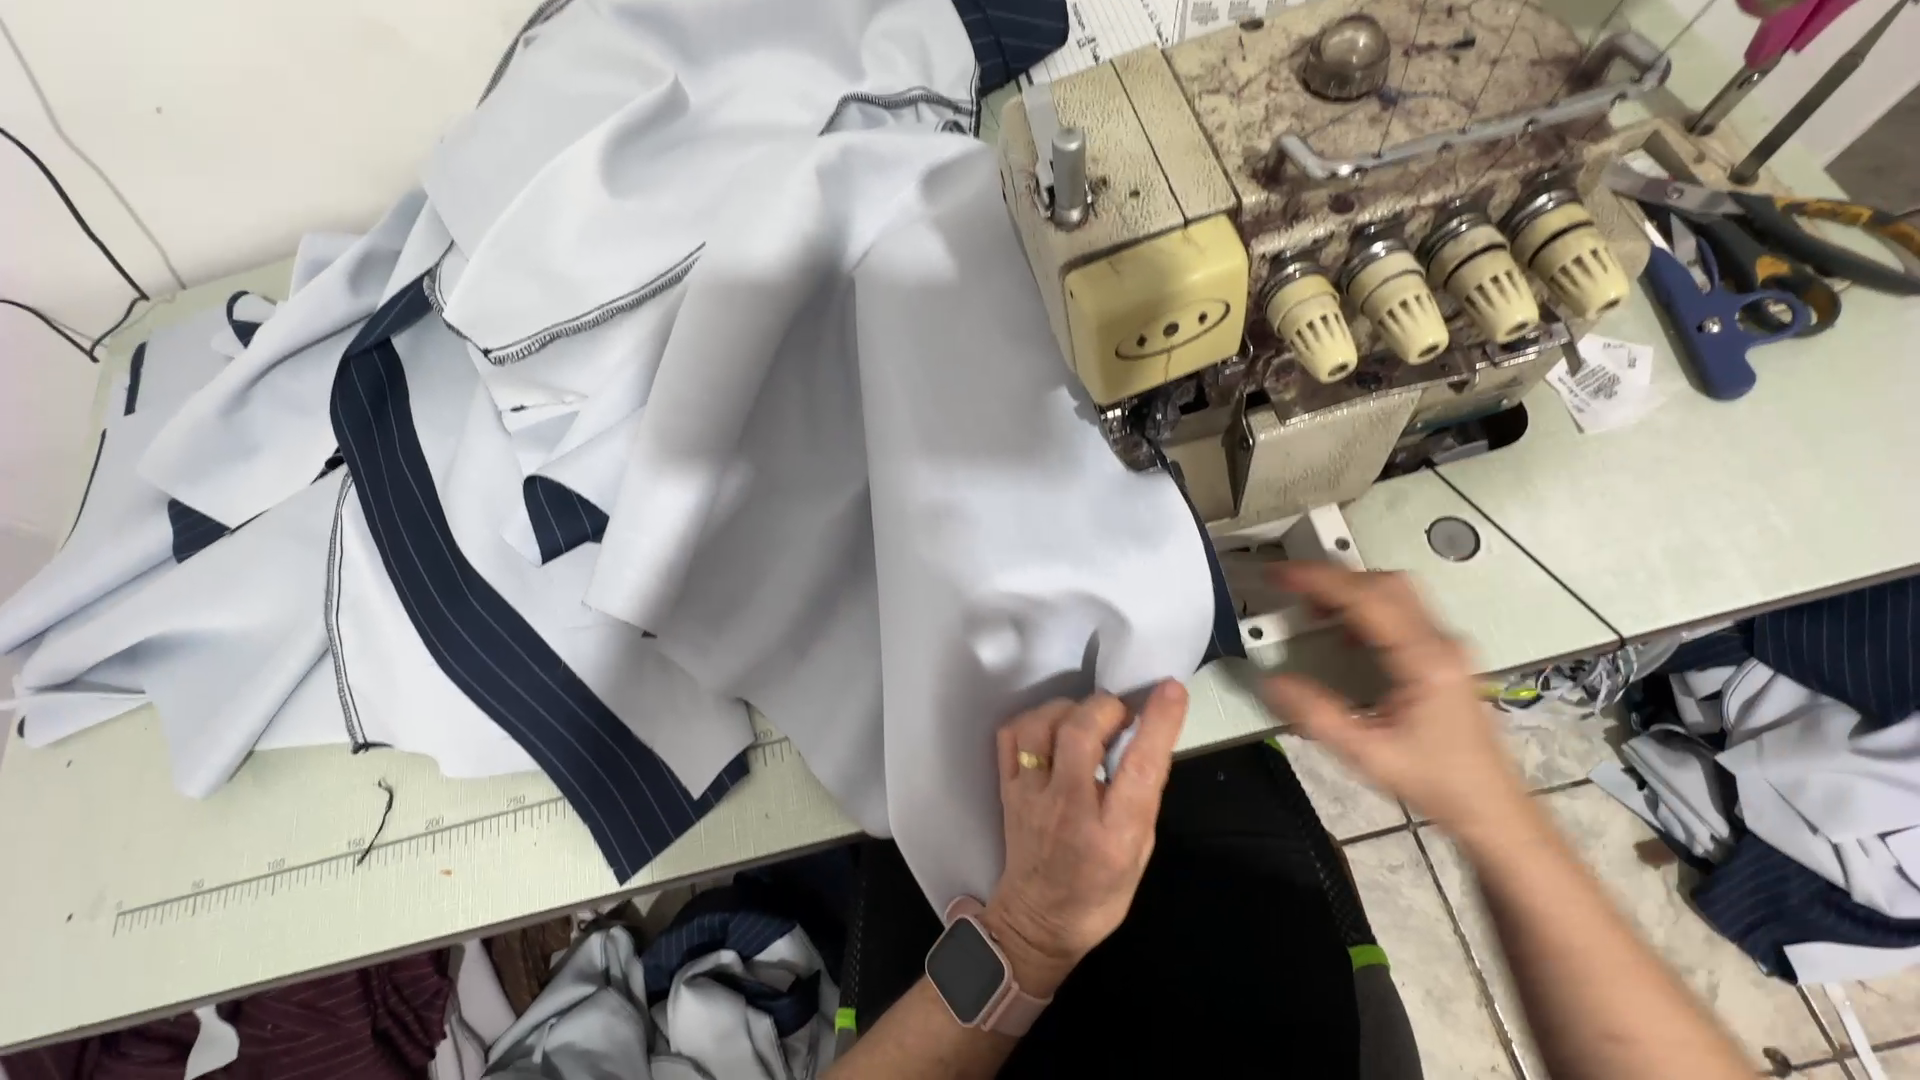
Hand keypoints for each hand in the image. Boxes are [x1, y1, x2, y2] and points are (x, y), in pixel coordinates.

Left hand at [981, 680, 1187, 997]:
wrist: (1037, 921)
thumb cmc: (1099, 892)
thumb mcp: (1140, 852)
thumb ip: (1142, 796)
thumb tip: (1146, 739)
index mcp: (1113, 834)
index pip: (1139, 767)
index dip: (1157, 723)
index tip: (1170, 689)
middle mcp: (1067, 808)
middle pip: (1081, 733)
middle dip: (1107, 707)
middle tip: (1122, 714)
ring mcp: (1029, 796)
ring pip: (1040, 726)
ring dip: (1069, 709)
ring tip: (1087, 719)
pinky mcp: (1006, 788)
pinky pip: (1011, 735)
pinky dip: (1034, 720)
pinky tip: (1053, 729)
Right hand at [1259, 562, 1526, 842]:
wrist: (1490, 806)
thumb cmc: (1434, 781)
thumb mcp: (1365, 753)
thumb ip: (1315, 715)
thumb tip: (1271, 681)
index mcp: (1424, 661)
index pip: (1368, 599)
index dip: (1319, 580)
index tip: (1282, 575)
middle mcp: (1442, 644)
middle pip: (1385, 583)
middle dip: (1333, 578)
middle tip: (1292, 587)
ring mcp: (1448, 646)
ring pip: (1397, 592)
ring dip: (1350, 591)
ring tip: (1312, 608)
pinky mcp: (1446, 655)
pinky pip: (1403, 611)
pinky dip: (1366, 607)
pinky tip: (1344, 633)